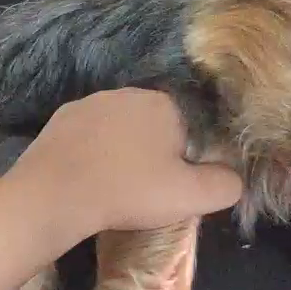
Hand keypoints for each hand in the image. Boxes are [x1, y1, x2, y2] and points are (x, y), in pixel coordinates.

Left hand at [1, 89, 242, 246]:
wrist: (55, 193)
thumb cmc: (129, 190)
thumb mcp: (190, 197)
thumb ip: (224, 184)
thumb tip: (235, 177)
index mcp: (164, 104)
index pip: (190, 126)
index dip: (189, 157)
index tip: (177, 184)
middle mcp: (129, 92)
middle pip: (155, 123)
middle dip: (156, 151)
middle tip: (149, 188)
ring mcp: (92, 101)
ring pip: (121, 126)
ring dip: (124, 149)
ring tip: (118, 184)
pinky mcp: (63, 116)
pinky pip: (91, 132)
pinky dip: (95, 150)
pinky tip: (91, 175)